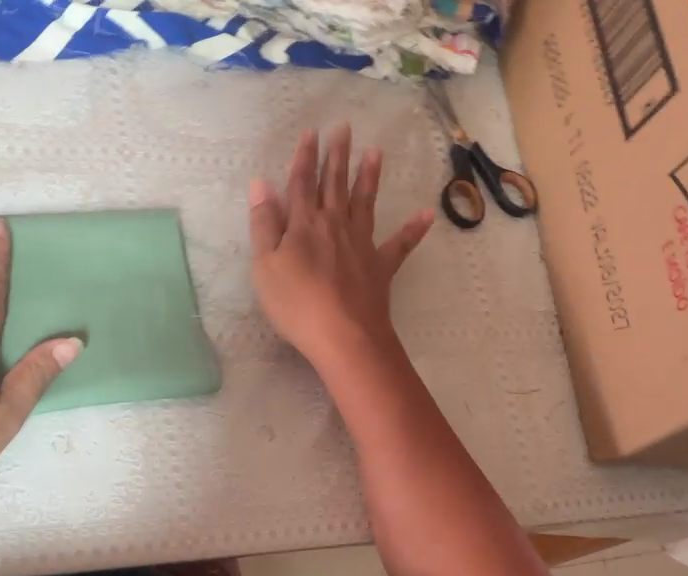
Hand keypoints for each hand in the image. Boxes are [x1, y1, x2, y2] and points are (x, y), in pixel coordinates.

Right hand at [249, 126, 433, 366]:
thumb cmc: (297, 304)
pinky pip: (401, 244)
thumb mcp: (265, 267)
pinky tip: (426, 214)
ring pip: (365, 203)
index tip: (311, 132)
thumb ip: (263, 225)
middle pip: (335, 185)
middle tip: (344, 127)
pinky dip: (414, 229)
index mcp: (304, 225)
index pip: (302, 184)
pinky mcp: (381, 266)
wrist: (343, 335)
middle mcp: (335, 225)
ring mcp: (362, 244)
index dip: (304, 157)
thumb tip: (261, 184)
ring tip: (376, 152)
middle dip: (337, 156)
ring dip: (369, 177)